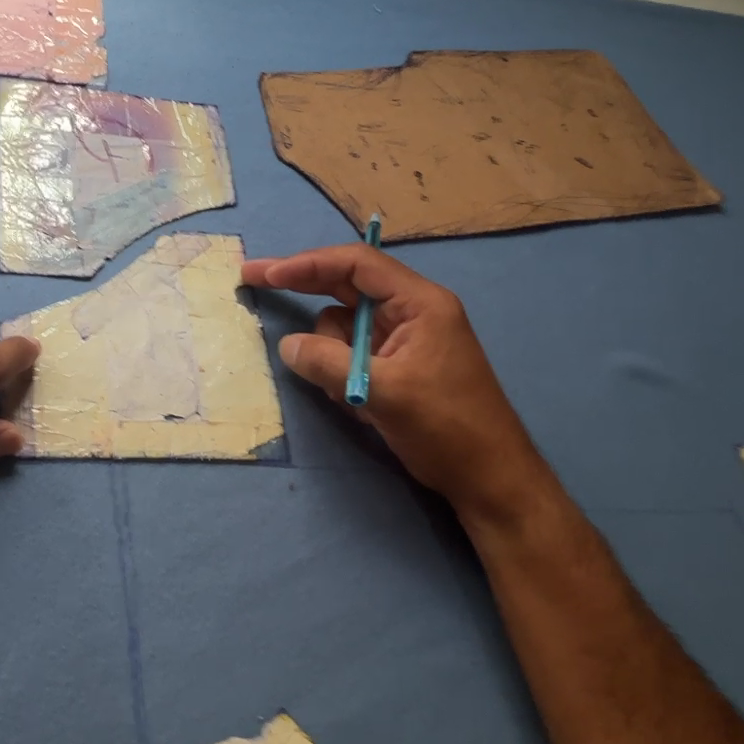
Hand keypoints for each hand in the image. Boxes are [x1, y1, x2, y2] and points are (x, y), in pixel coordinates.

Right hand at [241, 244, 550, 519]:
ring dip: (330, 355)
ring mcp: (402, 339)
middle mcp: (410, 312)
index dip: (308, 264)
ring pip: (342, 328)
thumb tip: (287, 345)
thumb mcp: (383, 393)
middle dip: (303, 286)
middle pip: (345, 286)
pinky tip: (358, 405)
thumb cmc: (447, 428)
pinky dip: (342, 374)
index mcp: (419, 303)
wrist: (490, 480)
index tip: (267, 273)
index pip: (356, 265)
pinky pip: (351, 355)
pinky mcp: (396, 365)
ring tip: (350, 396)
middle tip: (253, 280)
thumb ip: (328, 363)